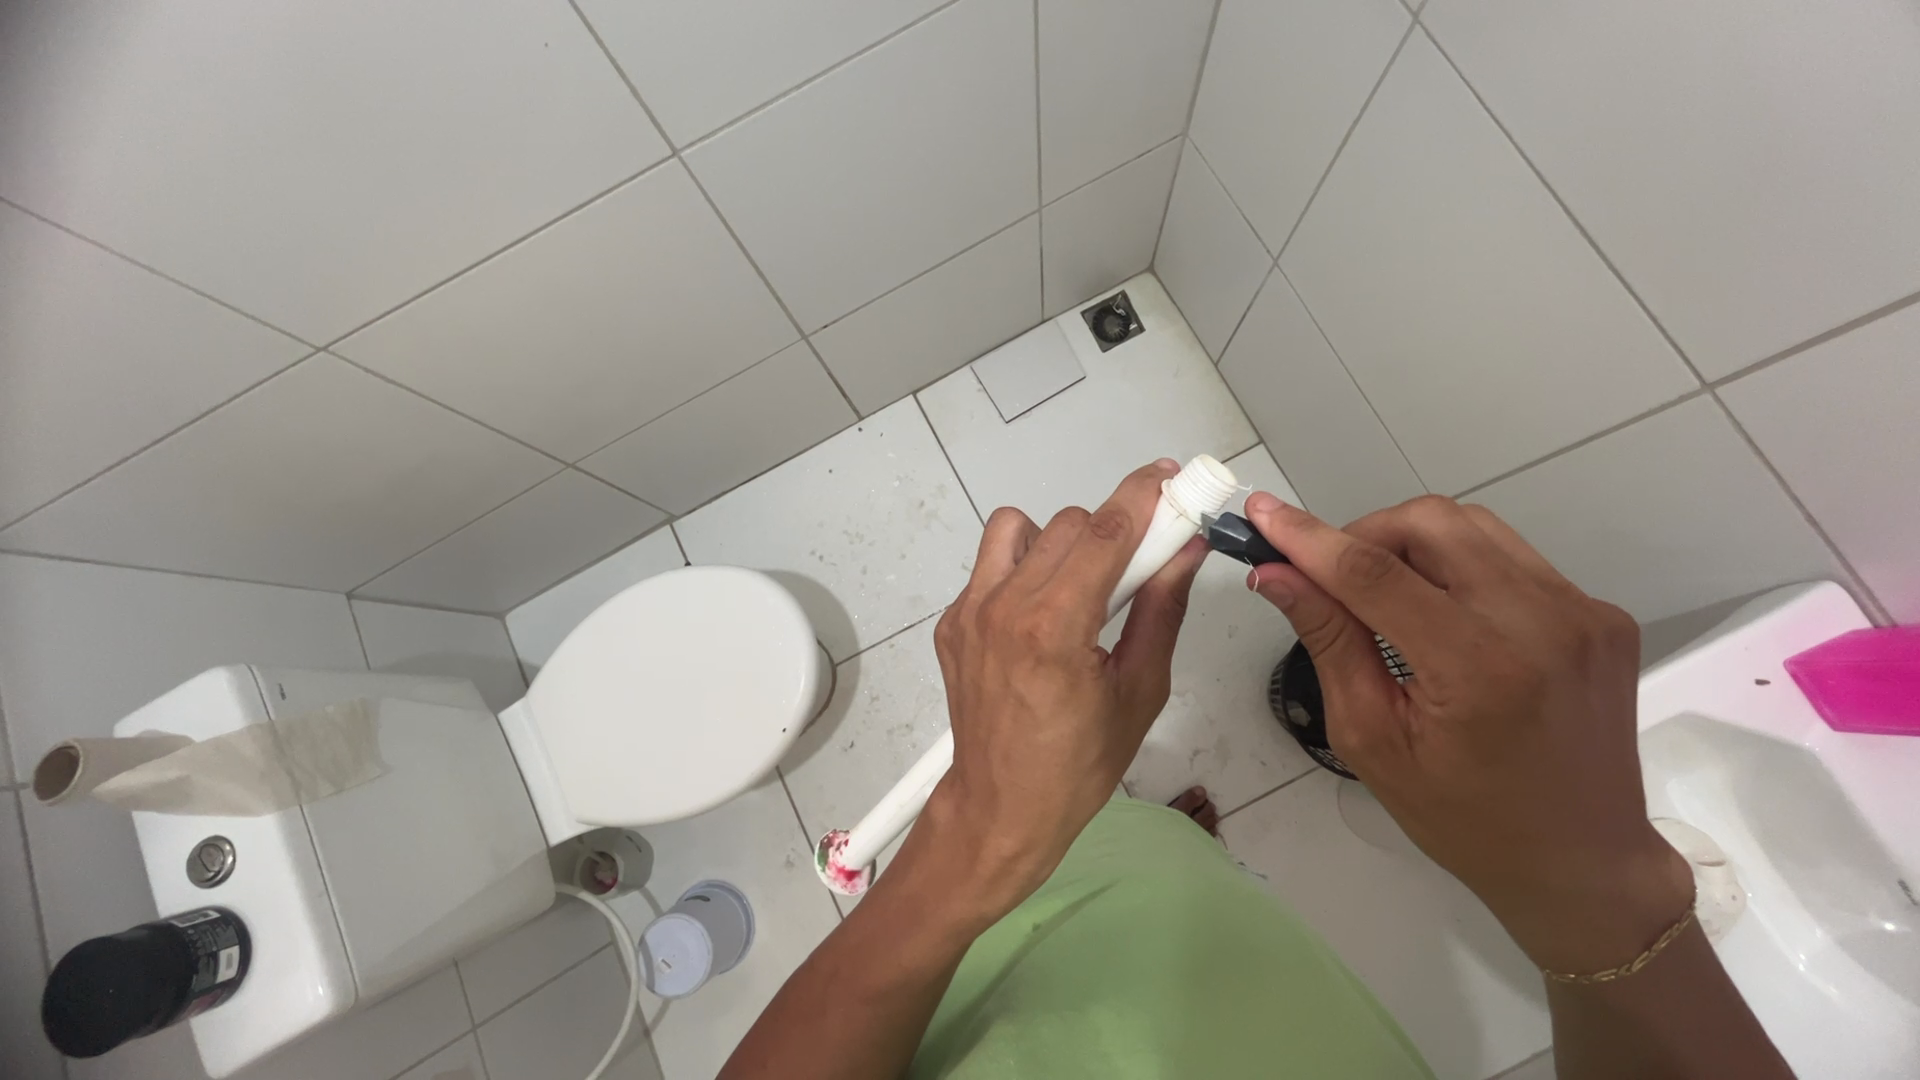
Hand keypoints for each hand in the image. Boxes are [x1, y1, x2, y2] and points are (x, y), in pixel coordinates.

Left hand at [915, 460, 1206, 916]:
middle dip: (1107, 531)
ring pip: (1014, 530)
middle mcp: (1002, 606)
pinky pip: (990, 568)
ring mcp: (967, 612)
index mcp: (1054, 626)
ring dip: (1054, 542)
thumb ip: (1162, 610)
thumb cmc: (1080, 764)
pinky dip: (1021, 572)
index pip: (1103, 533)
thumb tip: (1186, 549)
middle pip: (1064, 524)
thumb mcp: (1140, 691)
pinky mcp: (950, 624)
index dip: (1141, 495)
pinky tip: (1038, 621)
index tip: (1168, 476)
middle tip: (1132, 563)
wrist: (1000, 808)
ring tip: (1075, 588)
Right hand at [1243, 494, 1691, 973]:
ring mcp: (1582, 611)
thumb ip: (1327, 641)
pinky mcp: (1599, 612)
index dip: (1307, 537)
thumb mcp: (1369, 736)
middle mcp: (1541, 622)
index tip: (1260, 512)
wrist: (1581, 860)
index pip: (1373, 573)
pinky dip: (1453, 564)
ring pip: (1471, 525)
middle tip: (1326, 573)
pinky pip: (1507, 556)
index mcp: (1478, 668)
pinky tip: (1438, 610)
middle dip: (1361, 533)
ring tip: (1378, 590)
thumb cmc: (1459, 816)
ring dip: (1407, 541)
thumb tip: (1275, 574)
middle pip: (1428, 523)